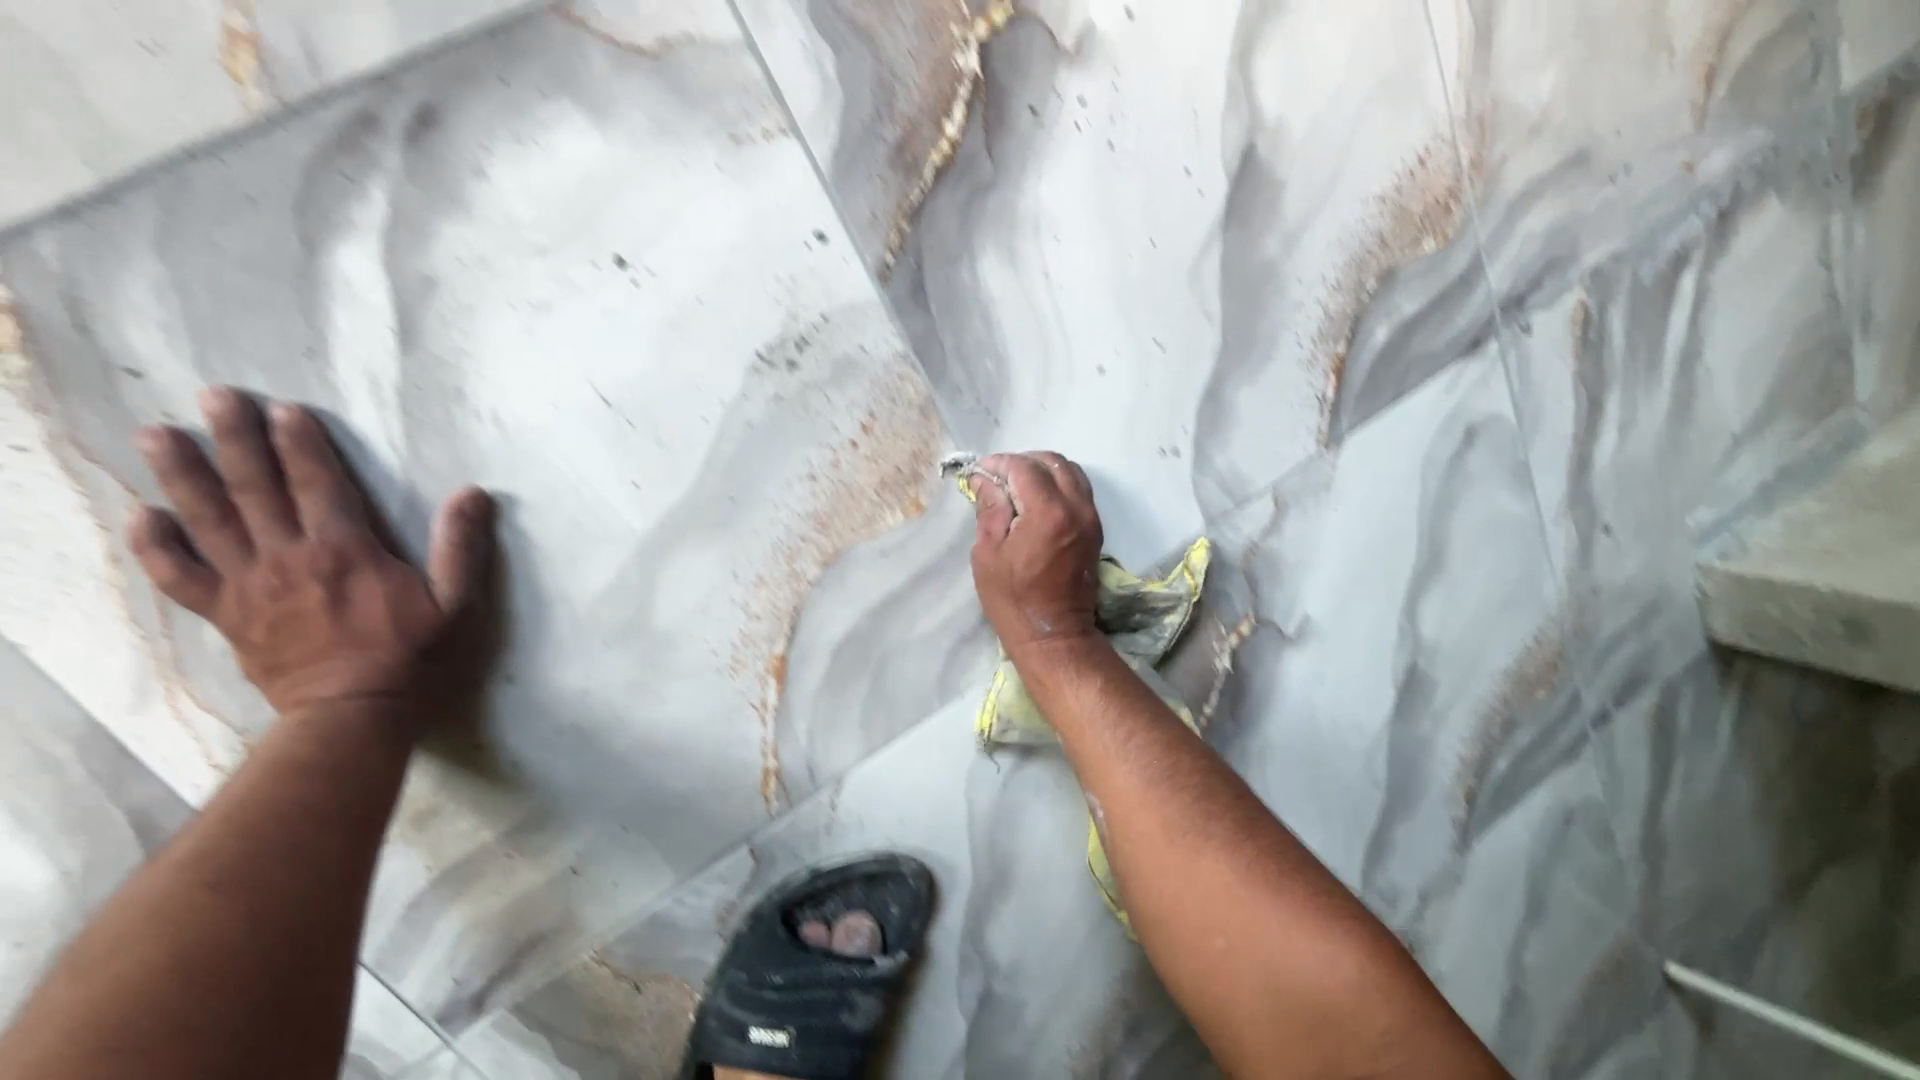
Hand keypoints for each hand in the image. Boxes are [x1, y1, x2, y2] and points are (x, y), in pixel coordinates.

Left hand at [129, 387, 495, 729]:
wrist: (350, 710)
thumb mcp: (453, 601)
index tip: (283, 409)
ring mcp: (249, 585)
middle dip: (235, 439)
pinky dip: (156, 545)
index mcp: (344, 550)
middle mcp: (288, 557)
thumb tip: (474, 493)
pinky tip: (142, 515)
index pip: (317, 484)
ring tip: (158, 434)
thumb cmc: (407, 654)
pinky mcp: (225, 612)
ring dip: (182, 474)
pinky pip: (181, 575)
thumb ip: (461, 546)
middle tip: (216, 396)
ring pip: (208, 520)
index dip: (300, 444)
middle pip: (254, 488)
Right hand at [968, 451, 1104, 655]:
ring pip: (1071, 472)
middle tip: (998, 475)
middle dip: (1023, 462)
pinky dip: (1059, 484)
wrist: (1054, 635)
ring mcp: (1091, 518)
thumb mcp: (988, 553)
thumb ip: (989, 509)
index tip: (981, 471)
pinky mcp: (1095, 530)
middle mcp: (1076, 508)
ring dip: (1044, 470)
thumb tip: (984, 478)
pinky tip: (1037, 498)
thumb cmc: (1012, 599)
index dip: (1000, 464)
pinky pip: (1080, 490)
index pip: (1024, 468)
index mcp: (1048, 512)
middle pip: (1053, 462)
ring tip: (1018, 484)